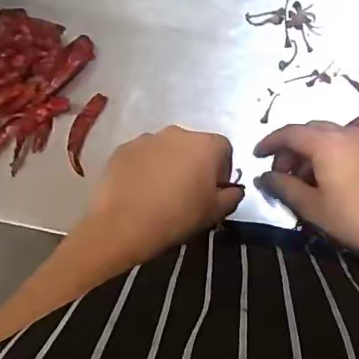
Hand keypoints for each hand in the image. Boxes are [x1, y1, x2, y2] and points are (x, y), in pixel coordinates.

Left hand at [78, 125, 243, 262]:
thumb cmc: (178, 217)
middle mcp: (177, 133)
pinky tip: (142, 190)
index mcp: (205, 145)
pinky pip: (143, 155)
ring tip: (162, 191)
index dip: (222, 169)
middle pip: (195, 145)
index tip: (214, 190)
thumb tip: (234, 190)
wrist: (124, 225)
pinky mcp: (124, 148)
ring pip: (167, 149)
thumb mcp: (215, 212)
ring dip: (170, 164)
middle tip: (189, 192)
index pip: (224, 149)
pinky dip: (147, 167)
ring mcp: (147, 138)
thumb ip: (232, 196)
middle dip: (196, 164)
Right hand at [255, 121, 358, 263]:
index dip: (269, 143)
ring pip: (326, 137)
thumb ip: (283, 186)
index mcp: (327, 142)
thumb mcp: (311, 206)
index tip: (256, 156)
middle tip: (279, 174)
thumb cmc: (351, 219)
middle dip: (290, 149)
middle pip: (308, 131)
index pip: (290, 133)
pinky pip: (342, 144)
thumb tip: (264, 177)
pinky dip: (326, 155)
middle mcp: (346, 133)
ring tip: (300, 181)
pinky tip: (323, 179)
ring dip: (308, 153)